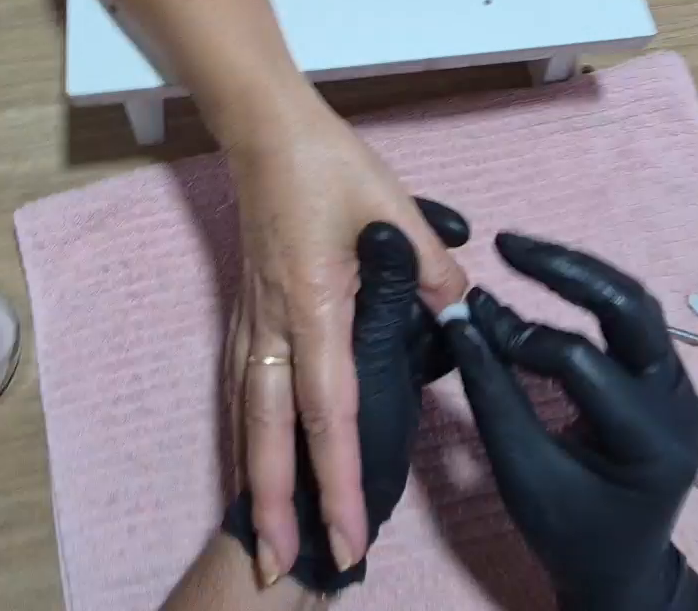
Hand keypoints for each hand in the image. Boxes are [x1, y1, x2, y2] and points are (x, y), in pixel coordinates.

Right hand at [225, 107, 469, 587]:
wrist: (266, 131)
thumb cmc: (326, 164)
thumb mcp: (391, 206)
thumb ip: (429, 265)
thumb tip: (461, 308)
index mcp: (313, 303)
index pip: (325, 409)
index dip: (334, 479)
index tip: (345, 538)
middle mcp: (273, 322)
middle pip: (266, 427)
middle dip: (275, 501)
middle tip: (275, 566)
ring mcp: (252, 313)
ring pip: (244, 407)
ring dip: (251, 472)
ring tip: (257, 525)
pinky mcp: (244, 301)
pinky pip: (237, 378)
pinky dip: (240, 425)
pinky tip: (245, 443)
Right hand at [443, 234, 697, 610]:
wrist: (619, 571)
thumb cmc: (566, 531)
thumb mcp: (518, 469)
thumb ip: (490, 391)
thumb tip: (460, 318)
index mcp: (651, 439)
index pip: (581, 362)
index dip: (522, 338)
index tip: (473, 324)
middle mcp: (677, 402)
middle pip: (629, 308)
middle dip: (563, 269)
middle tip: (506, 243)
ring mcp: (678, 388)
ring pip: (634, 305)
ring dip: (577, 272)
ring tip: (521, 252)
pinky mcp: (662, 381)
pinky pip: (629, 322)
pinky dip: (585, 295)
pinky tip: (548, 281)